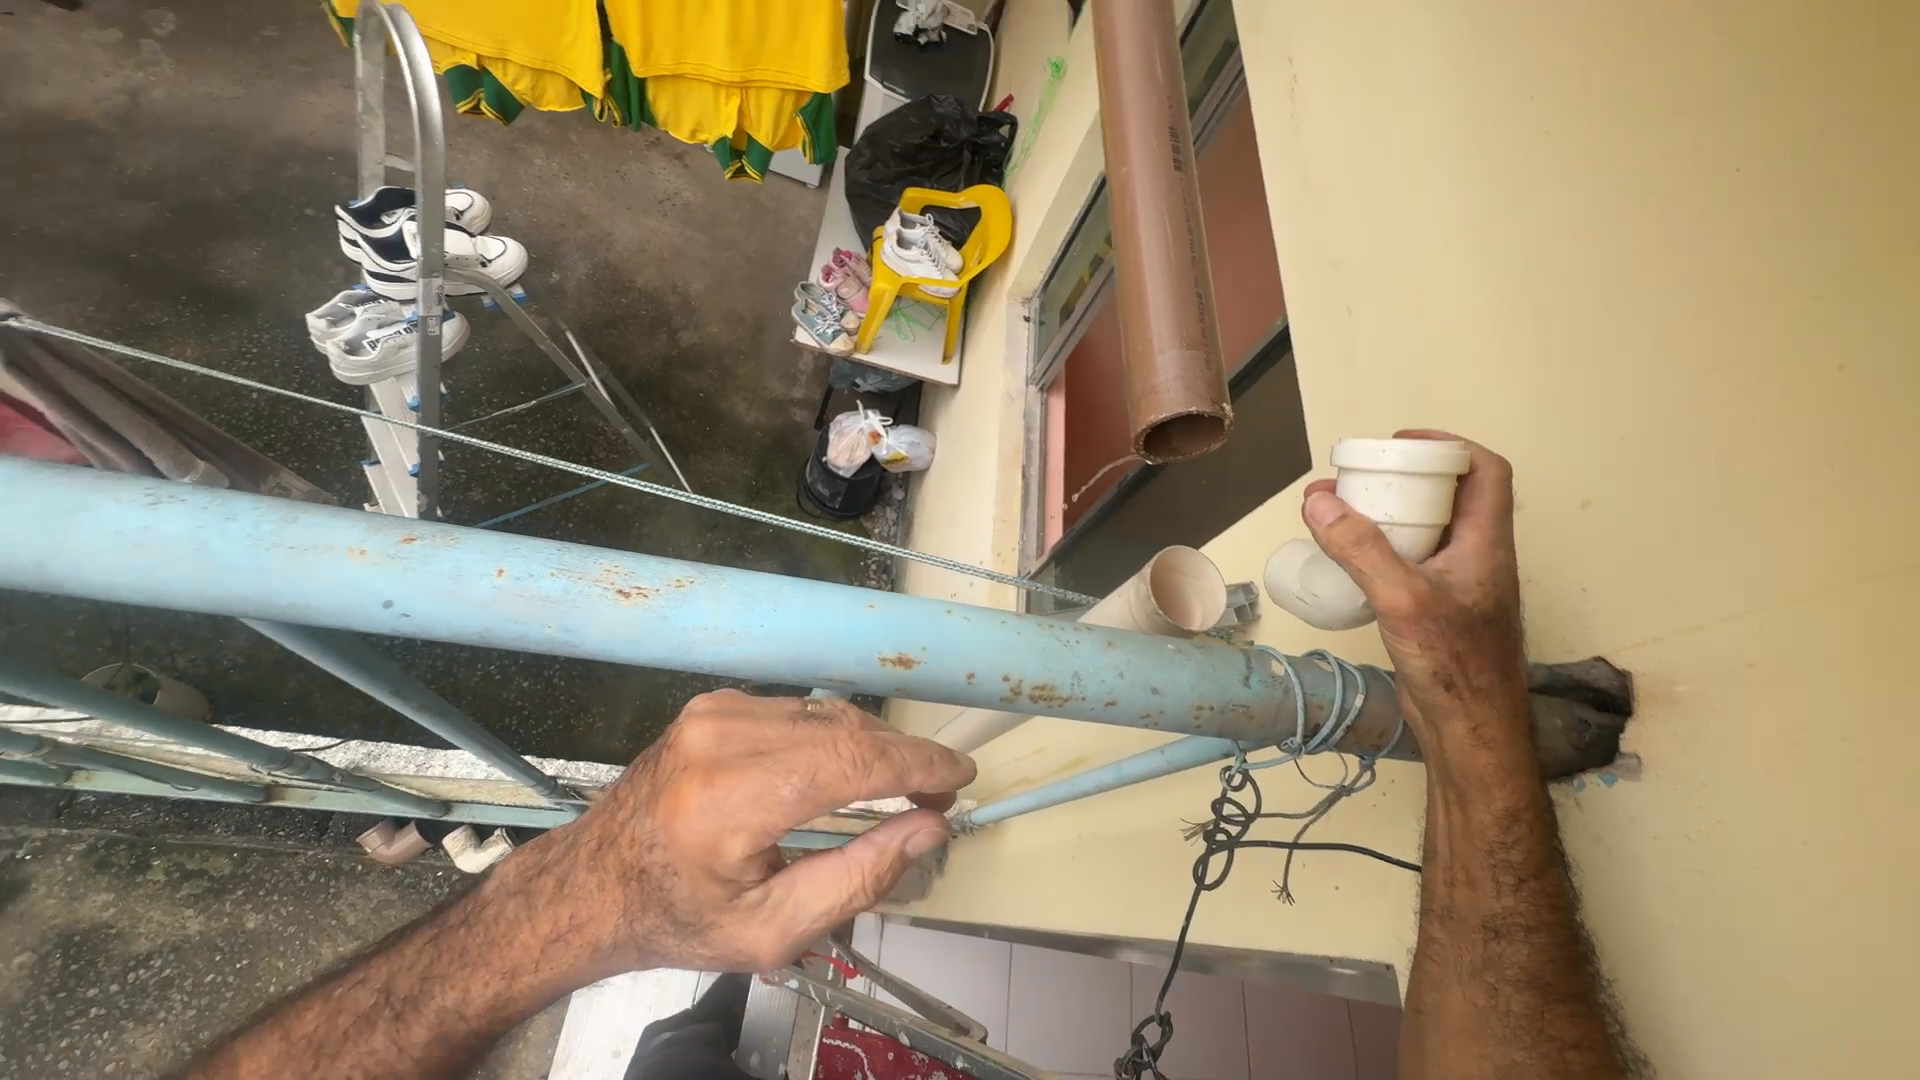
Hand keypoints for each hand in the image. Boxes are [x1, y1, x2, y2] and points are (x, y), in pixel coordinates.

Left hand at [525, 690, 975, 974]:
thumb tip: (930, 827)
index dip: (918, 765)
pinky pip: (800, 710)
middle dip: (904, 757)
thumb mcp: (773, 930)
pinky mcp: (715, 702)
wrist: (595, 880)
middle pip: (846, 729)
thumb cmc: (681, 918)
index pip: (850, 761)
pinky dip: (836, 735)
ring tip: (898, 785)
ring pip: (828, 712)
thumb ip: (859, 879)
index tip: (960, 776)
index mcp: (730, 801)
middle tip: (935, 795)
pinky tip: (845, 768)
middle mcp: (721, 738)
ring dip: (874, 745)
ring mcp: (715, 711)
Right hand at [1299, 431, 1532, 773]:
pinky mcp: (1434, 610)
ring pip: (1423, 532)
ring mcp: (1455, 586)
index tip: (1398, 445)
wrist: (1469, 729)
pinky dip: (1376, 549)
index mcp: (1486, 543)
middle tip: (1352, 479)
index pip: (1486, 473)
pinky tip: (1345, 560)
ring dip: (1383, 516)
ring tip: (1337, 513)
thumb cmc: (1452, 663)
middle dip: (1399, 480)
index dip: (1449, 447)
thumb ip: (1361, 549)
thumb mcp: (1402, 598)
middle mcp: (1476, 557)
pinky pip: (1407, 562)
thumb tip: (1319, 499)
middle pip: (1447, 498)